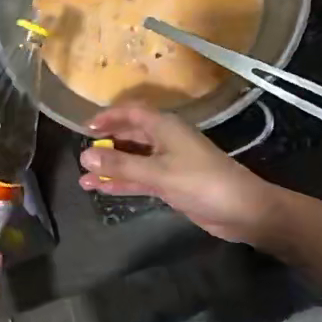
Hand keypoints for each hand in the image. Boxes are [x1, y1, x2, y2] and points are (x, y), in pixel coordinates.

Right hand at [79, 102, 287, 245]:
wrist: (241, 209)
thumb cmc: (201, 182)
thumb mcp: (158, 173)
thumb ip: (121, 166)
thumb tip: (85, 157)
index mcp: (165, 127)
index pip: (131, 112)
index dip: (107, 117)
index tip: (83, 129)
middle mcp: (164, 140)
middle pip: (130, 135)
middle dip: (105, 144)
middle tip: (79, 154)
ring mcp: (168, 162)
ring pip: (132, 160)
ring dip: (110, 167)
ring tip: (83, 177)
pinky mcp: (171, 183)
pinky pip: (140, 178)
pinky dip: (122, 182)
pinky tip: (102, 189)